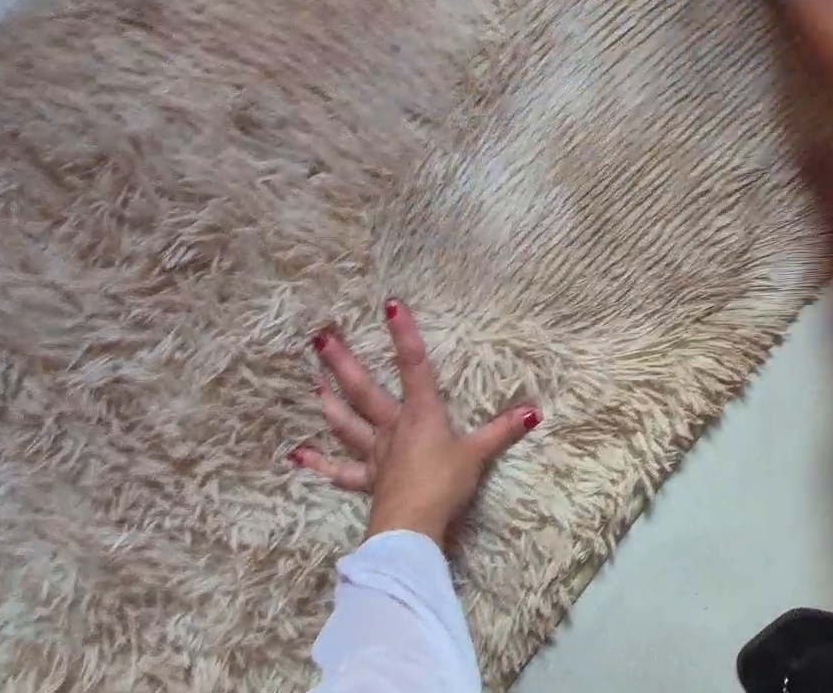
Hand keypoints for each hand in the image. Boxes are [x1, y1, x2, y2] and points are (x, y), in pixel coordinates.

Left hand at [291, 299, 539, 548]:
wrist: (411, 527)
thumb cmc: (444, 484)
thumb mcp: (478, 454)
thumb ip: (503, 430)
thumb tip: (535, 410)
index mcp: (421, 413)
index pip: (414, 365)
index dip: (404, 334)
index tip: (391, 305)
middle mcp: (393, 427)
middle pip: (364, 390)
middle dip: (343, 363)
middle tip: (321, 339)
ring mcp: (375, 454)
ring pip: (346, 423)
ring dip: (329, 402)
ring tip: (314, 381)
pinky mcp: (366, 481)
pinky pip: (339, 470)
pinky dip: (319, 462)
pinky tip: (297, 454)